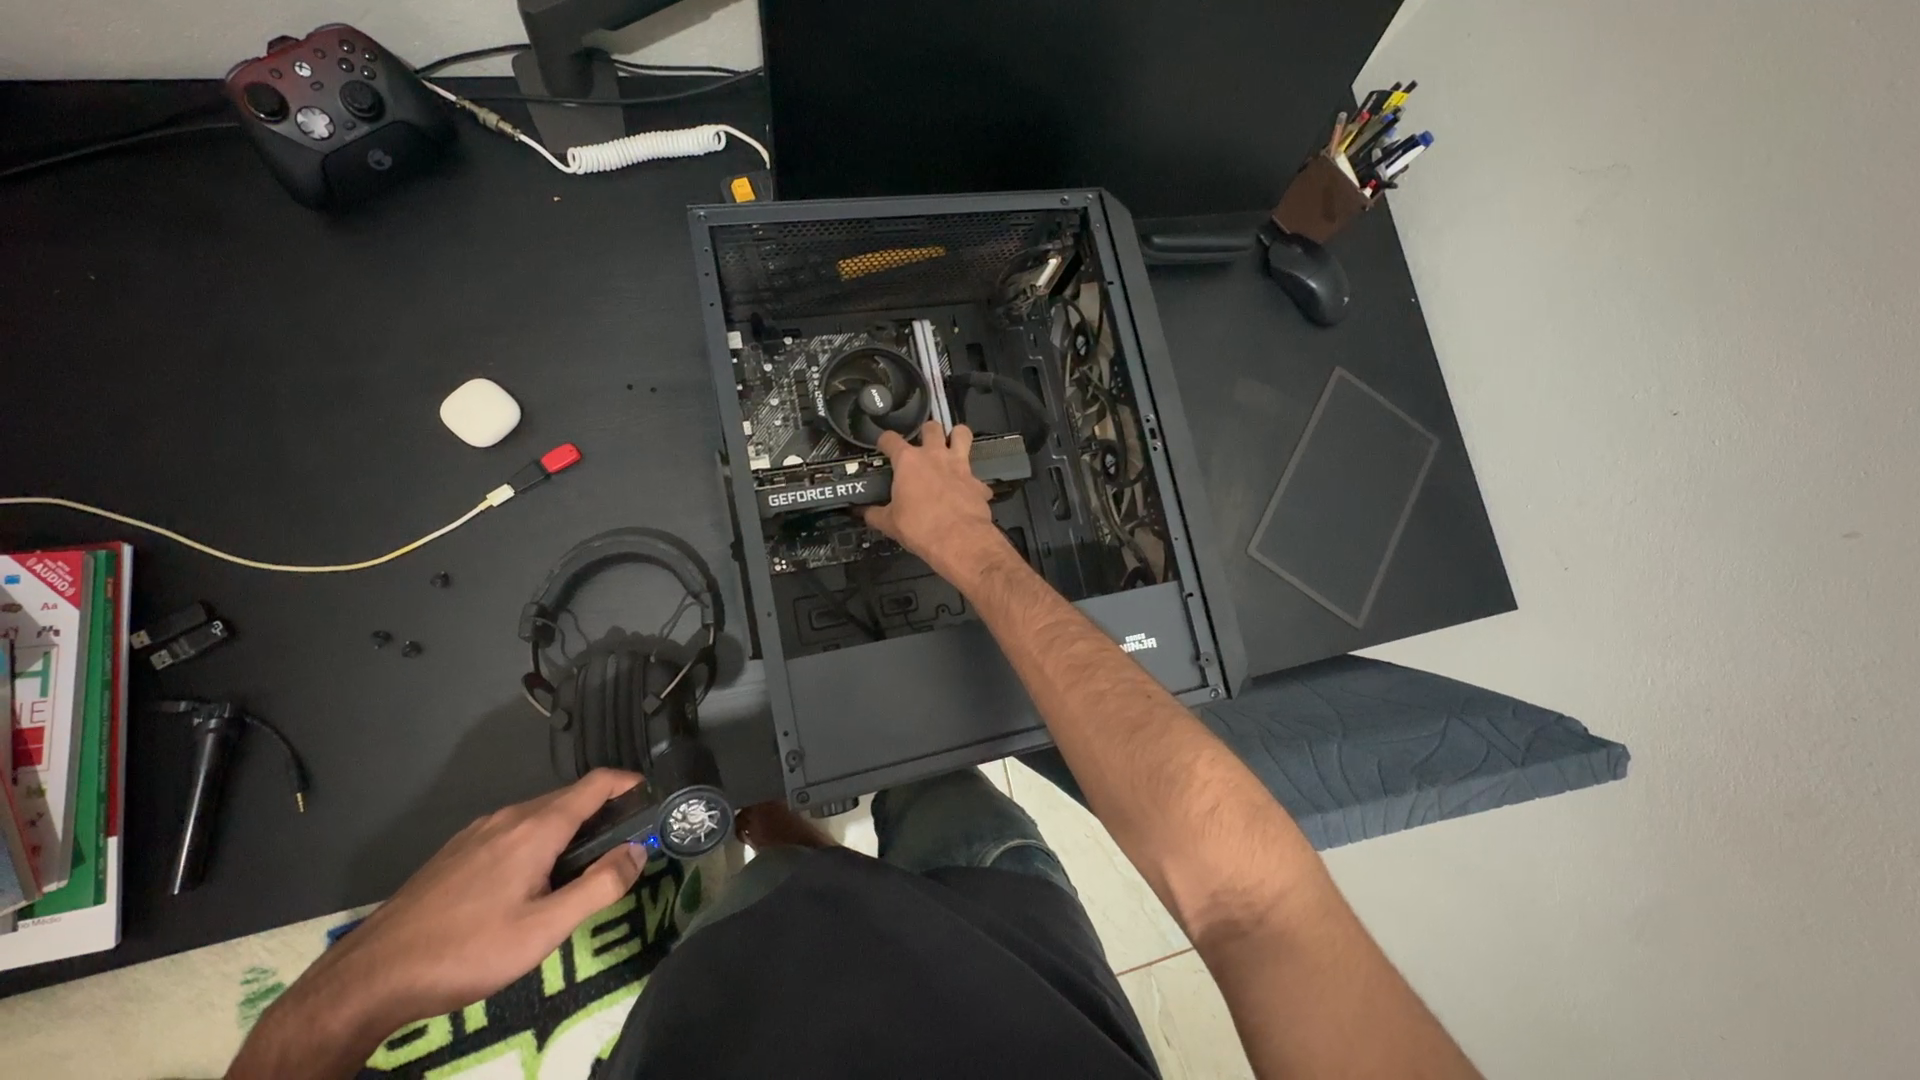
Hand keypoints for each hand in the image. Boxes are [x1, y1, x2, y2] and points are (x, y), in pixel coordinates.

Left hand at [229, 770, 646, 1078]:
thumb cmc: (467, 951)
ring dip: (572, 830)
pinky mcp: (457, 853)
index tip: (654, 800)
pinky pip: (513, 832)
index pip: (596, 784)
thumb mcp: (545, 929)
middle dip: (605, 814)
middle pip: (570, 799)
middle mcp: (508, 817)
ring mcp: (477, 833)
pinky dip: (541, 842)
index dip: (629, 784)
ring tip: (585, 870)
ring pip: (539, 816)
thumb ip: (599, 886)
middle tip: (627, 849)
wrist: (370, 977)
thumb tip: (638, 851)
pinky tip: (534, 883)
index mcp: (535, 828)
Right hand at [864, 422, 1016, 584]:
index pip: (890, 439)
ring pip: (962, 434)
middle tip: (923, 444)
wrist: (958, 540)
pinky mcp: (977, 482)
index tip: (884, 445)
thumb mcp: (889, 523)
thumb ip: (875, 514)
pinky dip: (973, 482)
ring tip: (952, 445)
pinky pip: (978, 476)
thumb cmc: (921, 528)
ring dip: (957, 437)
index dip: (885, 441)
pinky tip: (968, 491)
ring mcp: (960, 466)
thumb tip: (865, 514)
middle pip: (931, 427)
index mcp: (908, 462)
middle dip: (926, 432)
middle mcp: (935, 456)